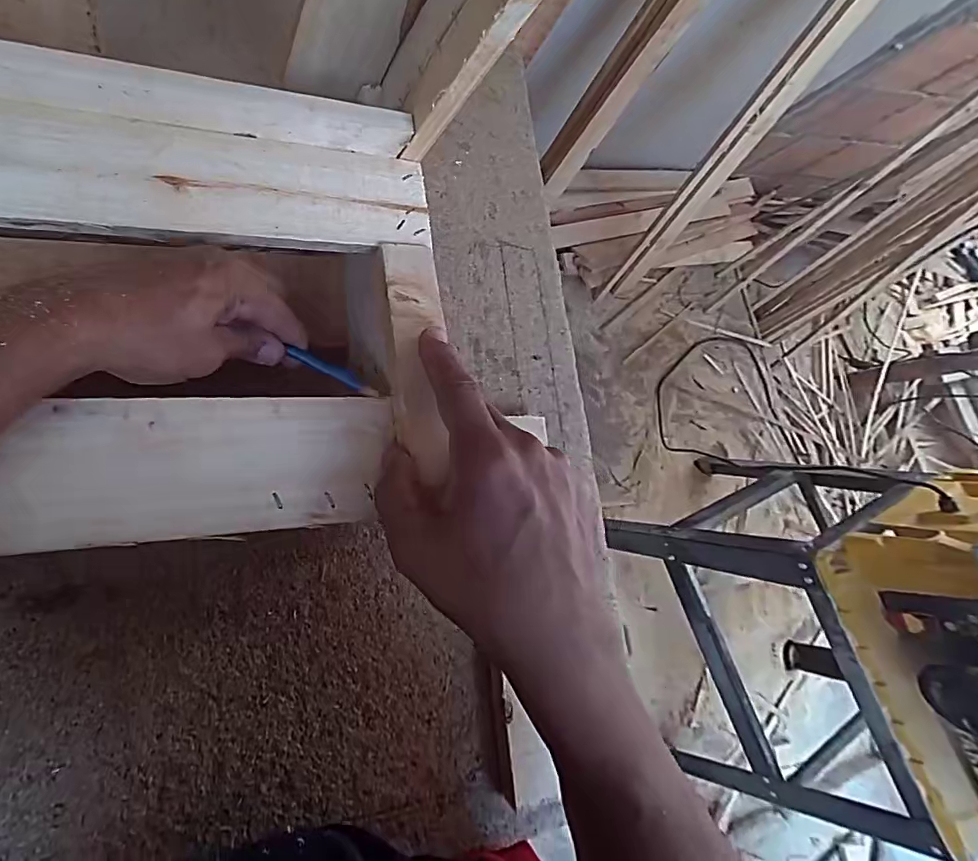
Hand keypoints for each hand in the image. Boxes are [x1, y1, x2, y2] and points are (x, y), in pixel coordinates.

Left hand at [0, 246, 308, 384]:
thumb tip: (273, 348)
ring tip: (246, 341)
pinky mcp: (169, 264)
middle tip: (275, 350)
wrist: (76, 318)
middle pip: (264, 286)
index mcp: (232, 278)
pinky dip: (226, 301)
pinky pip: (215, 279)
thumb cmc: (145, 340)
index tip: (302, 355)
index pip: (277, 307)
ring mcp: (191, 258)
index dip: (292, 334)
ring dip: (249, 309)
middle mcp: (217, 259)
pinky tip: (216, 324)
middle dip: (274, 318)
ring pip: (239, 281)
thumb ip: (244, 346)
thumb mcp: (203, 353)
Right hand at [375, 331, 621, 687]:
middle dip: (460, 433)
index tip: (431, 337)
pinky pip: (539, 470)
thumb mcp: (415, 547)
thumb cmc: (482, 591)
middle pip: (484, 422)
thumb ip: (395, 488)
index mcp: (486, 455)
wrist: (560, 639)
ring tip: (487, 518)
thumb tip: (399, 453)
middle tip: (446, 474)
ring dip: (492, 465)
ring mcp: (561, 468)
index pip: (457, 390)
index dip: (440, 360)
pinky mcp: (582, 490)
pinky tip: (520, 527)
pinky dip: (521, 483)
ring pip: (513, 449)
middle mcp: (528, 449)